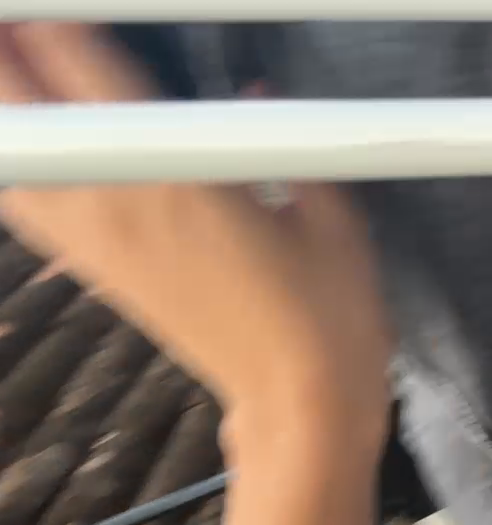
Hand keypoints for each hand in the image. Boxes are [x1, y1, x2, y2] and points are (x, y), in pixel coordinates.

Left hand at [0, 23, 391, 464]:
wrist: (303, 397)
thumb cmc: (333, 313)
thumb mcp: (337, 227)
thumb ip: (293, 152)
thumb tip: (258, 97)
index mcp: (172, 172)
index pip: (70, 49)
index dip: (68, 17)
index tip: (97, 14)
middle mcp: (101, 188)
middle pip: (4, 80)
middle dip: (20, 44)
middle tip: (56, 36)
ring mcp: (76, 226)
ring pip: (1, 131)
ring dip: (14, 96)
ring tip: (45, 80)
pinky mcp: (77, 257)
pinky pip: (11, 179)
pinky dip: (20, 146)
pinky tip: (51, 139)